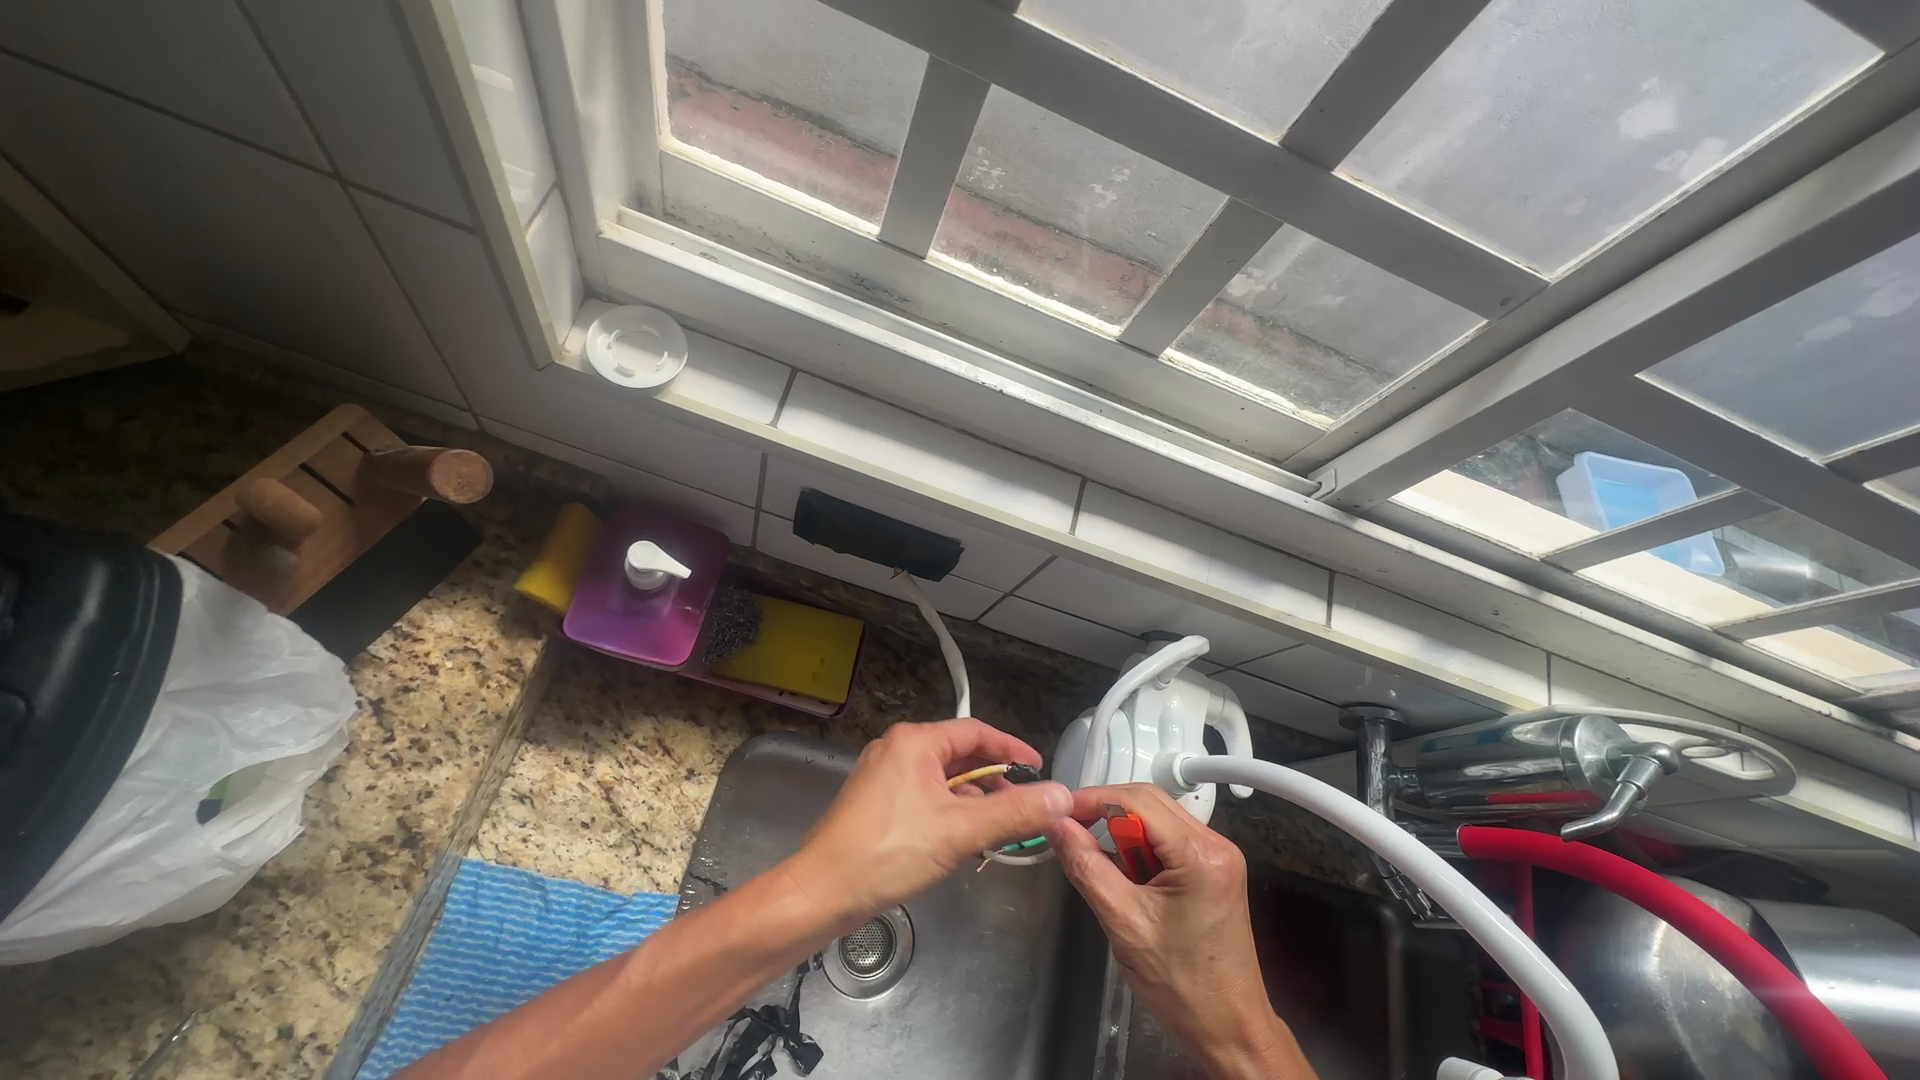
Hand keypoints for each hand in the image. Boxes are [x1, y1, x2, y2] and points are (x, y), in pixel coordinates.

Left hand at [787, 718, 1071, 923]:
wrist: (823, 891)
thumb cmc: (890, 852)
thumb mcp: (960, 832)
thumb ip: (1014, 813)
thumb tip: (1062, 796)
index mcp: (914, 742)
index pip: (976, 732)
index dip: (1011, 751)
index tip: (1039, 770)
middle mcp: (896, 749)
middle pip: (959, 757)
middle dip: (993, 783)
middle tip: (1023, 808)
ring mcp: (882, 776)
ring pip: (942, 781)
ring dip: (972, 803)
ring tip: (998, 832)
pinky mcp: (875, 803)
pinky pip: (924, 798)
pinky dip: (949, 814)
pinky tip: (964, 842)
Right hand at [1048, 784, 1315, 1079]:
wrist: (1230, 1028)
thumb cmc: (1180, 985)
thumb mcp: (1123, 923)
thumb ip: (1087, 867)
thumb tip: (1056, 825)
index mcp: (1200, 854)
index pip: (1136, 801)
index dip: (1092, 799)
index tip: (1058, 812)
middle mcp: (1216, 843)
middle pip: (1149, 800)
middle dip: (1105, 809)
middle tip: (1069, 829)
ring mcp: (1219, 855)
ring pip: (1158, 816)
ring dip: (1122, 829)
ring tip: (1092, 853)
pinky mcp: (1214, 869)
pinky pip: (1168, 838)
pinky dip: (1140, 846)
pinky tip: (1123, 869)